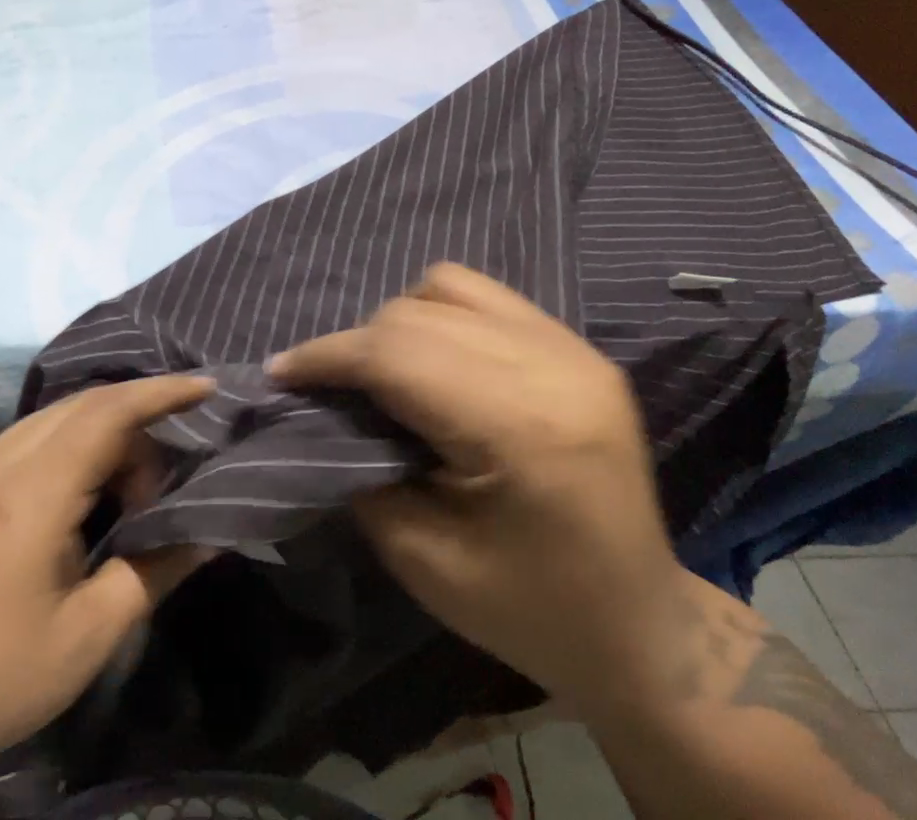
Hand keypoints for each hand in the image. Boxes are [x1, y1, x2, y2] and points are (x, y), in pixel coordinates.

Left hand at [0, 375, 216, 777]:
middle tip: (176, 476)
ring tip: (137, 493)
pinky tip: (89, 497)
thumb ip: (153, 570)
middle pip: (80, 407)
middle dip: (138, 422)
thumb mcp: (88, 635)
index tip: (209, 389)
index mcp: (30, 492)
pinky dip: (72, 451)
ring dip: (103, 438)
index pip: (106, 412)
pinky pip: (29, 443)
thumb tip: (209, 534)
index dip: (161, 393)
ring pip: (52, 422)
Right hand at [267, 264, 685, 707]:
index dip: (324, 357)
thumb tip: (321, 416)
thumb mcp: (419, 555)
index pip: (395, 352)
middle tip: (320, 391)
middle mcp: (554, 368)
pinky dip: (439, 320)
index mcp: (519, 427)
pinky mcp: (582, 353)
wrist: (638, 627)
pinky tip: (429, 367)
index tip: (278, 377)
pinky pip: (488, 301)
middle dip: (352, 345)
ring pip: (449, 289)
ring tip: (378, 376)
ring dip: (395, 324)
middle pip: (415, 314)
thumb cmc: (524, 608)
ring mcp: (575, 352)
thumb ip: (361, 470)